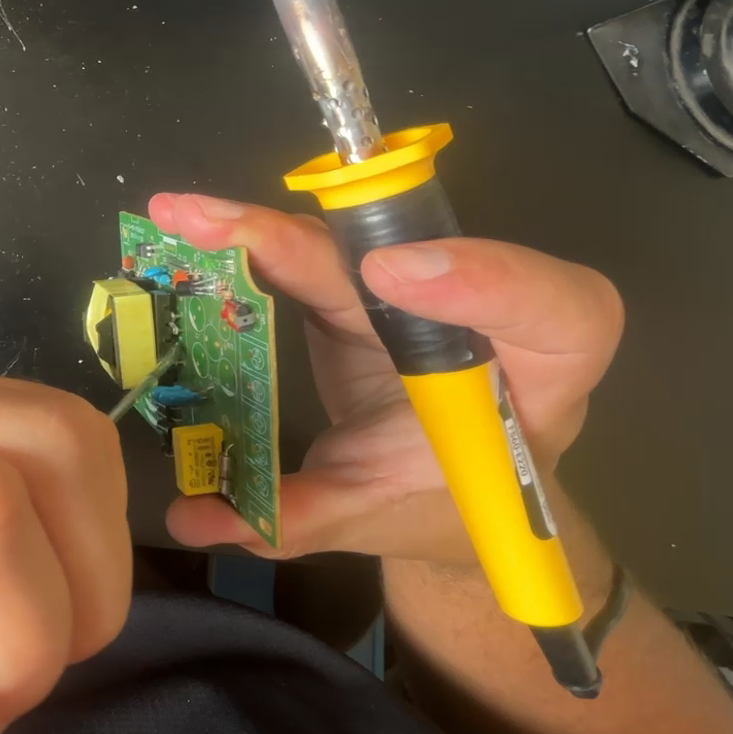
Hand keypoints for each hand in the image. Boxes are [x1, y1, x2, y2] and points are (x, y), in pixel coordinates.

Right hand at [147, 193, 623, 565]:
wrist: (447, 489)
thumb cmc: (438, 506)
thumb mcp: (370, 517)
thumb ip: (290, 516)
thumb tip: (187, 516)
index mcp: (525, 378)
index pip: (553, 311)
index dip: (483, 278)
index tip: (385, 274)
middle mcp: (462, 314)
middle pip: (403, 248)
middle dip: (298, 235)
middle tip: (207, 224)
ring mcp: (400, 294)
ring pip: (339, 238)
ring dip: (255, 224)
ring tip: (179, 216)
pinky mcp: (351, 288)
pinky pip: (304, 249)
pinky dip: (245, 237)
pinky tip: (188, 226)